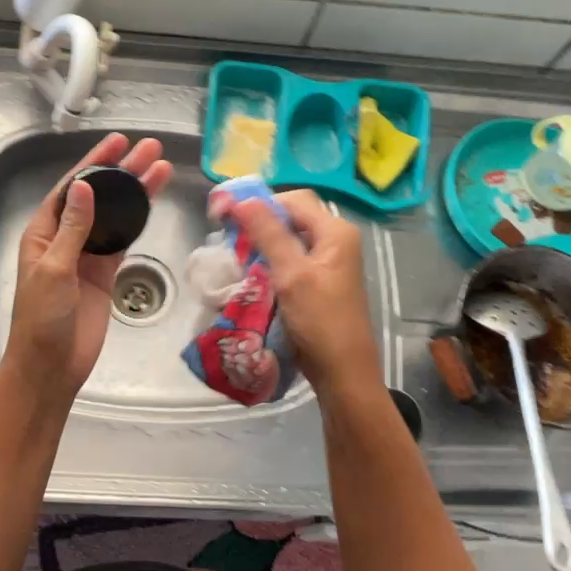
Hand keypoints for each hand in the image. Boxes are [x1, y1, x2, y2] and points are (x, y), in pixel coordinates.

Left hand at [5, 133, 173, 398]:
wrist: (51, 366)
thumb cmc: (41, 319)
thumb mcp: (53, 270)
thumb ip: (72, 229)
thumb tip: (86, 189)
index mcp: (42, 232)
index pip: (71, 189)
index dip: (94, 164)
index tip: (117, 143)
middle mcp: (64, 238)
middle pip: (97, 197)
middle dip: (122, 171)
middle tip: (150, 148)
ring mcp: (86, 256)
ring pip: (114, 216)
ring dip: (134, 193)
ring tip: (160, 168)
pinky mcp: (104, 274)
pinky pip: (122, 240)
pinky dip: (137, 222)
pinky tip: (152, 202)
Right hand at [230, 190, 381, 395]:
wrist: (342, 371)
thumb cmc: (321, 321)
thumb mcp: (292, 275)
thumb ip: (269, 234)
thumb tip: (243, 200)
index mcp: (335, 232)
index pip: (293, 200)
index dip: (261, 203)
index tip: (228, 216)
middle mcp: (335, 241)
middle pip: (291, 218)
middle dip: (259, 224)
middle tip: (230, 237)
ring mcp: (328, 262)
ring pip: (288, 239)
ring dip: (262, 245)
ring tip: (237, 256)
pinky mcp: (318, 281)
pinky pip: (290, 260)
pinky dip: (270, 262)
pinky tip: (253, 274)